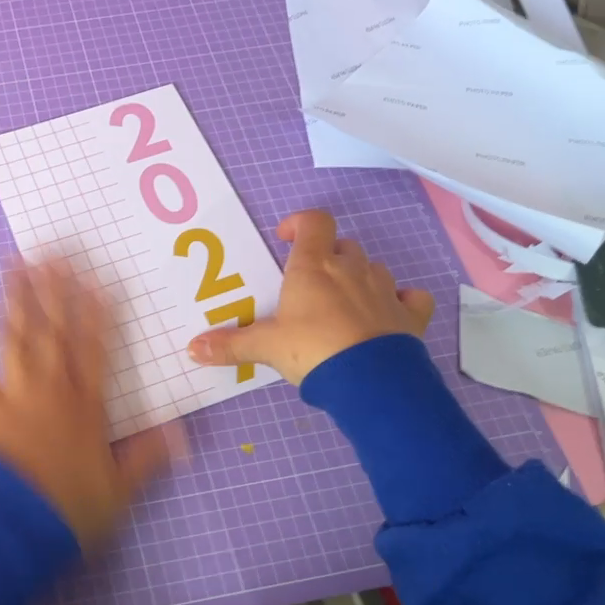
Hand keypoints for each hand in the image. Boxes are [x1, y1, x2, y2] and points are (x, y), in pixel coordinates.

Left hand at [0, 258, 179, 550]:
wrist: (16, 526)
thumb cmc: (68, 508)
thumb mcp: (119, 489)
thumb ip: (148, 456)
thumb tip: (182, 430)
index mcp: (85, 405)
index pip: (94, 350)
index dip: (96, 315)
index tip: (97, 281)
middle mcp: (51, 386)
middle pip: (54, 331)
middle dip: (56, 291)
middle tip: (55, 254)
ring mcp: (14, 388)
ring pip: (18, 333)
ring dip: (18, 295)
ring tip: (19, 260)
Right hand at [186, 209, 435, 382]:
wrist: (373, 383)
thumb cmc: (313, 349)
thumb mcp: (266, 347)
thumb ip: (231, 345)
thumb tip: (192, 349)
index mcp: (314, 266)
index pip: (314, 222)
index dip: (301, 223)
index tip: (286, 239)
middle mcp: (351, 269)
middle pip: (344, 245)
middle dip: (329, 256)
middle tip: (311, 281)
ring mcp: (384, 290)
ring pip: (374, 268)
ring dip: (360, 277)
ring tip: (344, 301)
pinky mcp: (410, 316)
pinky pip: (412, 298)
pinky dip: (402, 301)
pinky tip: (389, 313)